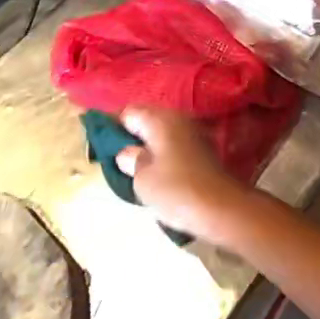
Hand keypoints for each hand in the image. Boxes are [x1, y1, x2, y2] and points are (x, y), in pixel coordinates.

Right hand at [115, 107, 253, 246]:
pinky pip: (173, 144)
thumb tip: (126, 152)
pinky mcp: (202, 148)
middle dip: (129, 135)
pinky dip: (161, 153)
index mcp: (160, 119)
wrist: (221, 207)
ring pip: (160, 132)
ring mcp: (193, 132)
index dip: (111, 125)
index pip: (128, 111)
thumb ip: (129, 159)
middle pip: (146, 119)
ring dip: (146, 145)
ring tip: (130, 168)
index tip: (98, 144)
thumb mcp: (142, 178)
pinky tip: (154, 172)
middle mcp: (178, 118)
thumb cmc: (176, 190)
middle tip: (112, 158)